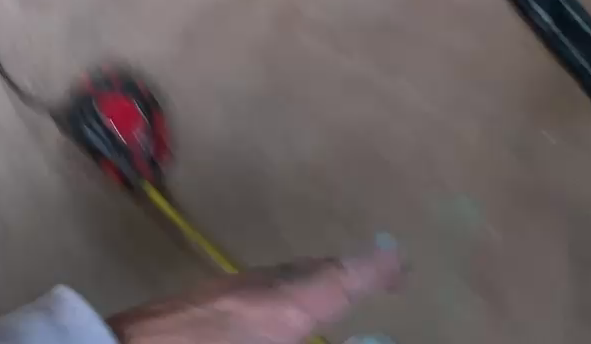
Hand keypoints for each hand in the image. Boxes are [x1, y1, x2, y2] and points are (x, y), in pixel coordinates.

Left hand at [106, 241, 402, 343]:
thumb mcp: (275, 336)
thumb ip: (319, 340)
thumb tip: (360, 336)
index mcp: (274, 309)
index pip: (332, 282)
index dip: (368, 270)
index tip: (396, 255)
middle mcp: (246, 291)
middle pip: (302, 274)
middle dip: (341, 273)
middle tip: (379, 273)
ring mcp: (215, 293)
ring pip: (274, 280)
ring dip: (308, 281)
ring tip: (336, 285)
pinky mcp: (194, 304)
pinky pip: (250, 290)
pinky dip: (279, 291)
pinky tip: (278, 306)